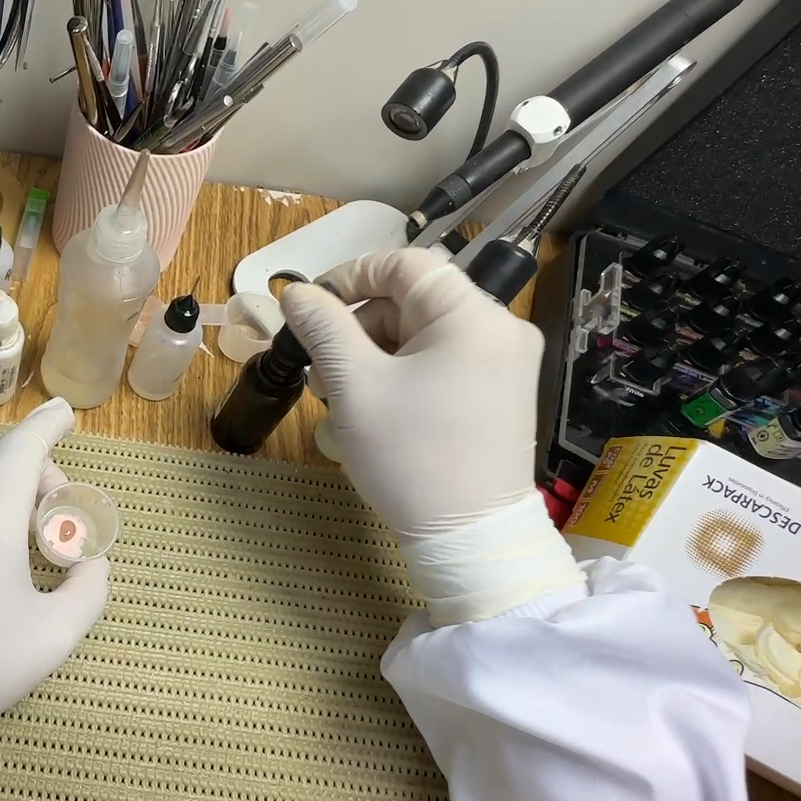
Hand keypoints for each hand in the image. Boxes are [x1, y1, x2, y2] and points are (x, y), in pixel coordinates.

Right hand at [281, 246, 541, 539]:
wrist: (468, 536)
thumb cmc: (409, 456)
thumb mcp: (354, 386)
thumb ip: (323, 329)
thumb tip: (295, 293)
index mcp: (472, 318)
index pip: (405, 264)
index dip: (349, 276)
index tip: (309, 309)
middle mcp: (499, 330)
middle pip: (413, 299)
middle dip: (358, 324)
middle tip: (320, 365)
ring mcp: (504, 363)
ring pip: (423, 332)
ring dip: (374, 350)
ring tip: (343, 392)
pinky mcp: (499, 392)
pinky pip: (440, 360)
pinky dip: (400, 370)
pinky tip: (375, 403)